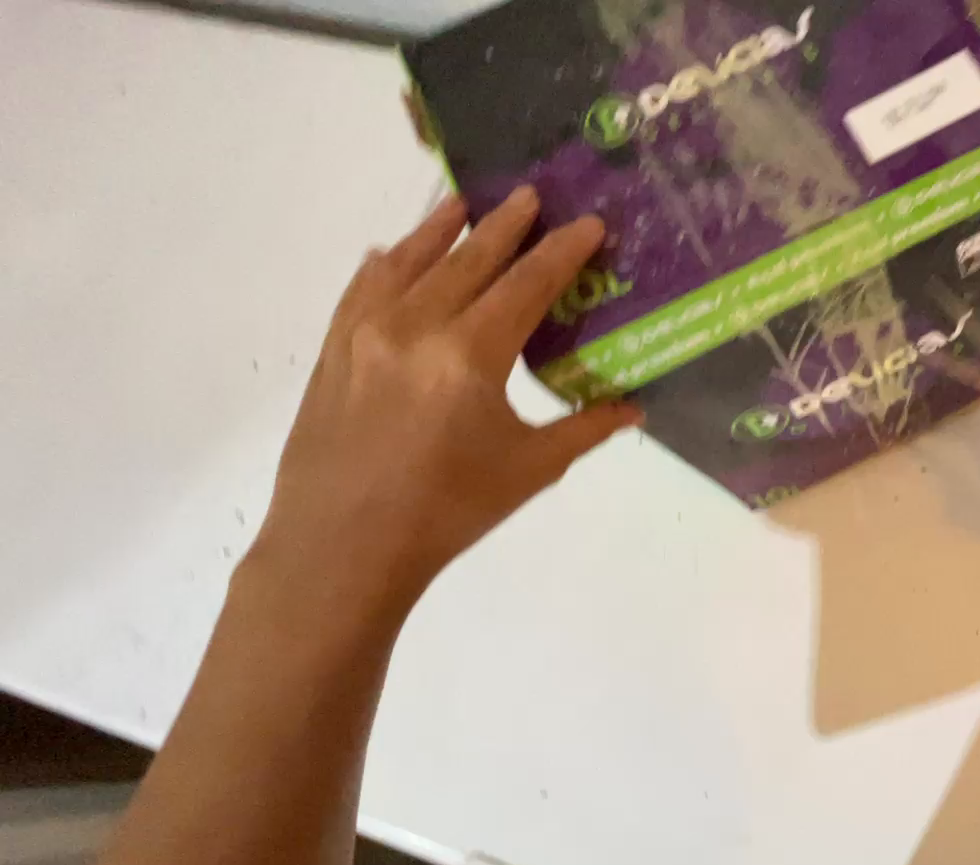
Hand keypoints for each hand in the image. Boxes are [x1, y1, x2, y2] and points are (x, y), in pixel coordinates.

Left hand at [250, 189, 640, 614]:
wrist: (346, 543)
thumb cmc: (452, 509)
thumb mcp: (533, 468)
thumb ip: (586, 428)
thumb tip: (634, 407)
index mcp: (470, 356)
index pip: (526, 287)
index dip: (561, 253)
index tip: (588, 224)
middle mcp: (415, 328)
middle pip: (470, 261)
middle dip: (507, 226)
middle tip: (534, 195)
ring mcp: (365, 332)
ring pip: (411, 262)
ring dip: (444, 230)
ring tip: (469, 202)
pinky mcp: (334, 348)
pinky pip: (365, 286)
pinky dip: (390, 261)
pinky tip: (398, 250)